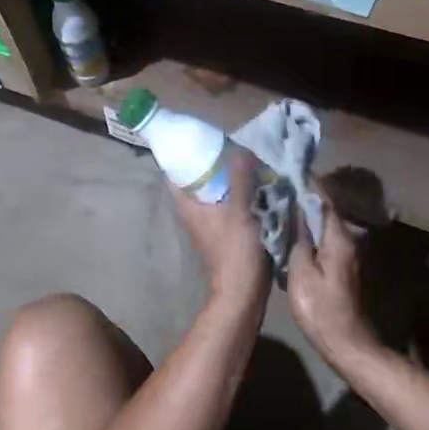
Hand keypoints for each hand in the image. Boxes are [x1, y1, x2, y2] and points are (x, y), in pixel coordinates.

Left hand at [172, 155, 268, 302]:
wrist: (242, 291)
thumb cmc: (234, 251)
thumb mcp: (239, 212)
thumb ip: (240, 181)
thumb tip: (240, 151)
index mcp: (187, 205)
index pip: (173, 172)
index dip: (182, 154)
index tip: (200, 138)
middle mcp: (192, 212)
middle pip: (195, 180)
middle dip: (211, 163)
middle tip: (230, 145)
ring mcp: (207, 222)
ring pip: (213, 192)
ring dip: (227, 178)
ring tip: (245, 160)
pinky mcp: (222, 231)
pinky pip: (226, 204)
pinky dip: (236, 193)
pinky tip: (255, 184)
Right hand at [287, 199, 381, 361]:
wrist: (343, 341)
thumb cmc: (319, 307)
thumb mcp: (302, 271)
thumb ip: (299, 238)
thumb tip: (293, 208)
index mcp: (338, 238)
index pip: (324, 200)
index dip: (307, 183)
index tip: (285, 169)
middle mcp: (347, 240)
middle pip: (325, 209)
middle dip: (303, 195)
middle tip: (276, 184)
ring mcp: (345, 253)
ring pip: (323, 222)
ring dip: (303, 211)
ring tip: (277, 202)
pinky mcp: (340, 264)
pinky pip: (322, 236)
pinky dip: (307, 227)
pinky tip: (288, 229)